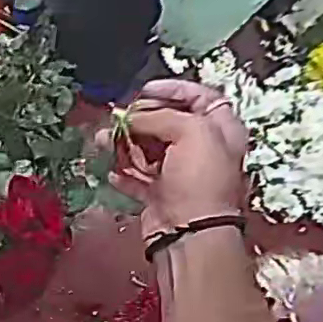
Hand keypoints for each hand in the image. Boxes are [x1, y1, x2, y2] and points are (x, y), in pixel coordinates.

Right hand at [105, 79, 250, 239]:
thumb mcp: (190, 132)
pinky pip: (136, 179)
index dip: (173, 89)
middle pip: (167, 123)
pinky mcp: (159, 195)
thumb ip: (161, 115)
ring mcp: (178, 174)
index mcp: (219, 129)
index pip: (199, 97)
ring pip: (147, 150)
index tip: (146, 89)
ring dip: (124, 145)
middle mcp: (200, 150)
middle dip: (140, 119)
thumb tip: (133, 116)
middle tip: (119, 118)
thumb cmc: (200, 180)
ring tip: (104, 142)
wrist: (189, 232)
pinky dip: (123, 174)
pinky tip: (113, 171)